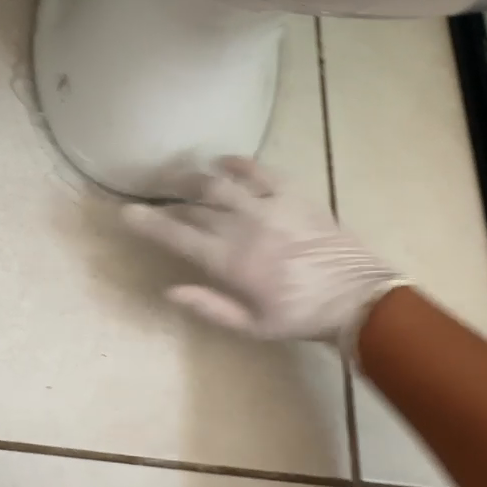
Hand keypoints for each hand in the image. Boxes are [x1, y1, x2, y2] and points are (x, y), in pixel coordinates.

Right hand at [123, 156, 405, 348]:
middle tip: (154, 190)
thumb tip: (168, 290)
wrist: (359, 298)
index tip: (127, 213)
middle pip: (195, 202)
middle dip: (169, 195)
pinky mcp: (294, 194)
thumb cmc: (302, 317)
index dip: (149, 222)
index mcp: (230, 261)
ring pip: (220, 182)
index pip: (178, 235)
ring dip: (196, 175)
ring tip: (181, 174)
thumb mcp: (252, 326)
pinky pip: (260, 170)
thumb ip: (209, 306)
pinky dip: (238, 163)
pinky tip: (224, 161)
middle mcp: (242, 226)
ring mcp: (268, 206)